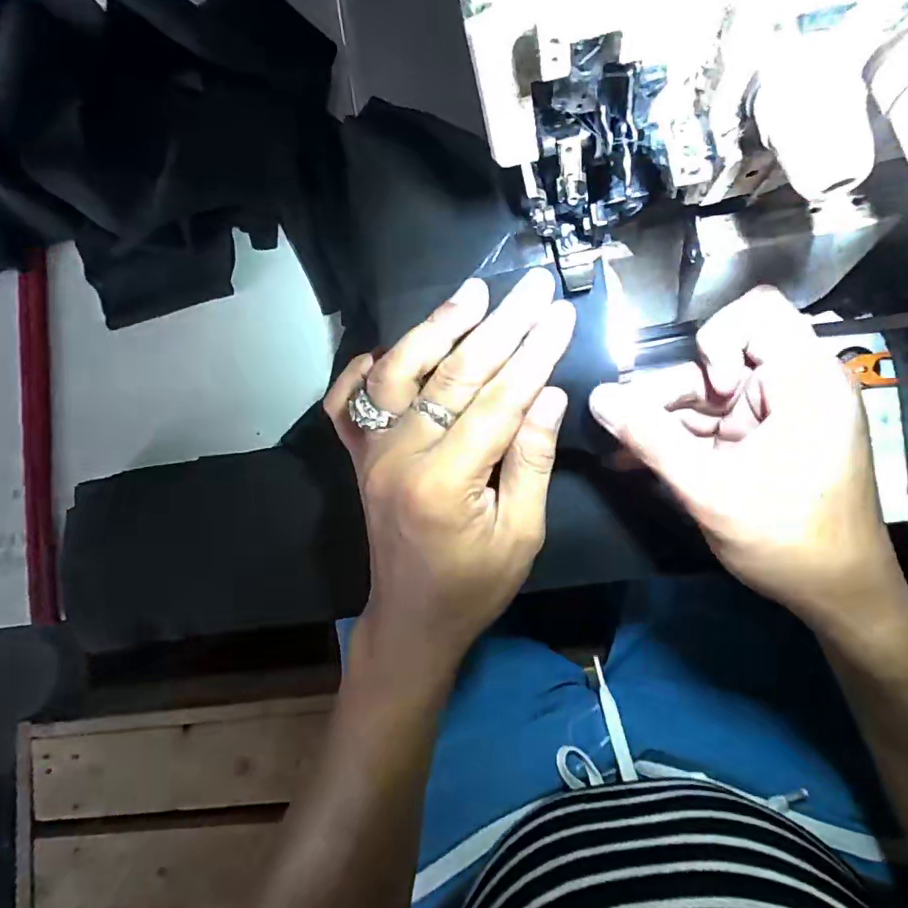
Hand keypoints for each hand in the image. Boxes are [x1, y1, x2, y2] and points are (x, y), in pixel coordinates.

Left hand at [324, 270, 575, 670]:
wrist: (413, 620)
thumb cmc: (476, 585)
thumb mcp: (522, 534)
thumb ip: (532, 461)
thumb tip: (549, 393)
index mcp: (444, 483)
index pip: (498, 401)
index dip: (534, 354)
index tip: (560, 314)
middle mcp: (398, 458)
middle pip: (453, 375)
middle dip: (500, 325)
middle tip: (532, 287)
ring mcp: (370, 453)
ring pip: (398, 373)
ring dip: (437, 328)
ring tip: (474, 293)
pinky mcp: (358, 457)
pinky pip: (348, 402)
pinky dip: (366, 367)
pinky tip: (392, 346)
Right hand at [588, 287, 907, 636]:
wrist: (839, 595)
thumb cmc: (788, 541)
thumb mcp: (710, 490)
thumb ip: (651, 439)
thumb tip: (599, 398)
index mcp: (806, 380)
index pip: (757, 310)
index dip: (717, 337)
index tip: (707, 390)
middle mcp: (798, 385)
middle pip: (722, 358)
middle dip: (673, 395)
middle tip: (630, 427)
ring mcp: (783, 413)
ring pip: (713, 394)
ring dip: (669, 421)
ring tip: (624, 450)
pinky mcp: (770, 439)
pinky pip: (720, 423)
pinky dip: (687, 439)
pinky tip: (645, 459)